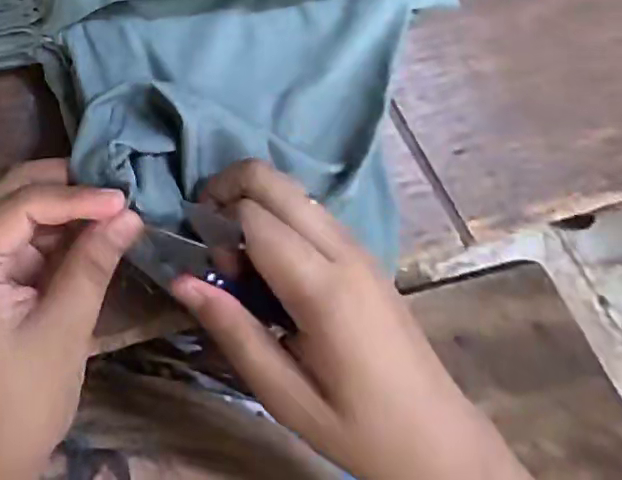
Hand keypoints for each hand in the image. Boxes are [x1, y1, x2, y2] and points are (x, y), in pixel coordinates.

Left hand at [0, 160, 143, 479]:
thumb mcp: (63, 331)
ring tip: (117, 202)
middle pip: (18, 190)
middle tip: (118, 187)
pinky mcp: (6, 271)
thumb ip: (92, 266)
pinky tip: (100, 225)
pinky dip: (68, 226)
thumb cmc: (22, 398)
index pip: (23, 204)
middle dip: (67, 183)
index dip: (75, 196)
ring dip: (70, 201)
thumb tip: (129, 215)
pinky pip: (37, 233)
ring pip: (28, 205)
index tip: (123, 198)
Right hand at [169, 161, 530, 479]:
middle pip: (270, 179)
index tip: (206, 261)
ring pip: (288, 185)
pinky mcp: (361, 250)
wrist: (442, 442)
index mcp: (323, 288)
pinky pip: (306, 206)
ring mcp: (356, 245)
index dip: (216, 223)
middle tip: (209, 233)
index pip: (253, 215)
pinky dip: (274, 211)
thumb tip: (179, 279)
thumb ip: (232, 331)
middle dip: (227, 188)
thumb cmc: (359, 429)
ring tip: (239, 254)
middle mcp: (341, 250)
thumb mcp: (286, 396)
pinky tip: (269, 260)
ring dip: (251, 199)